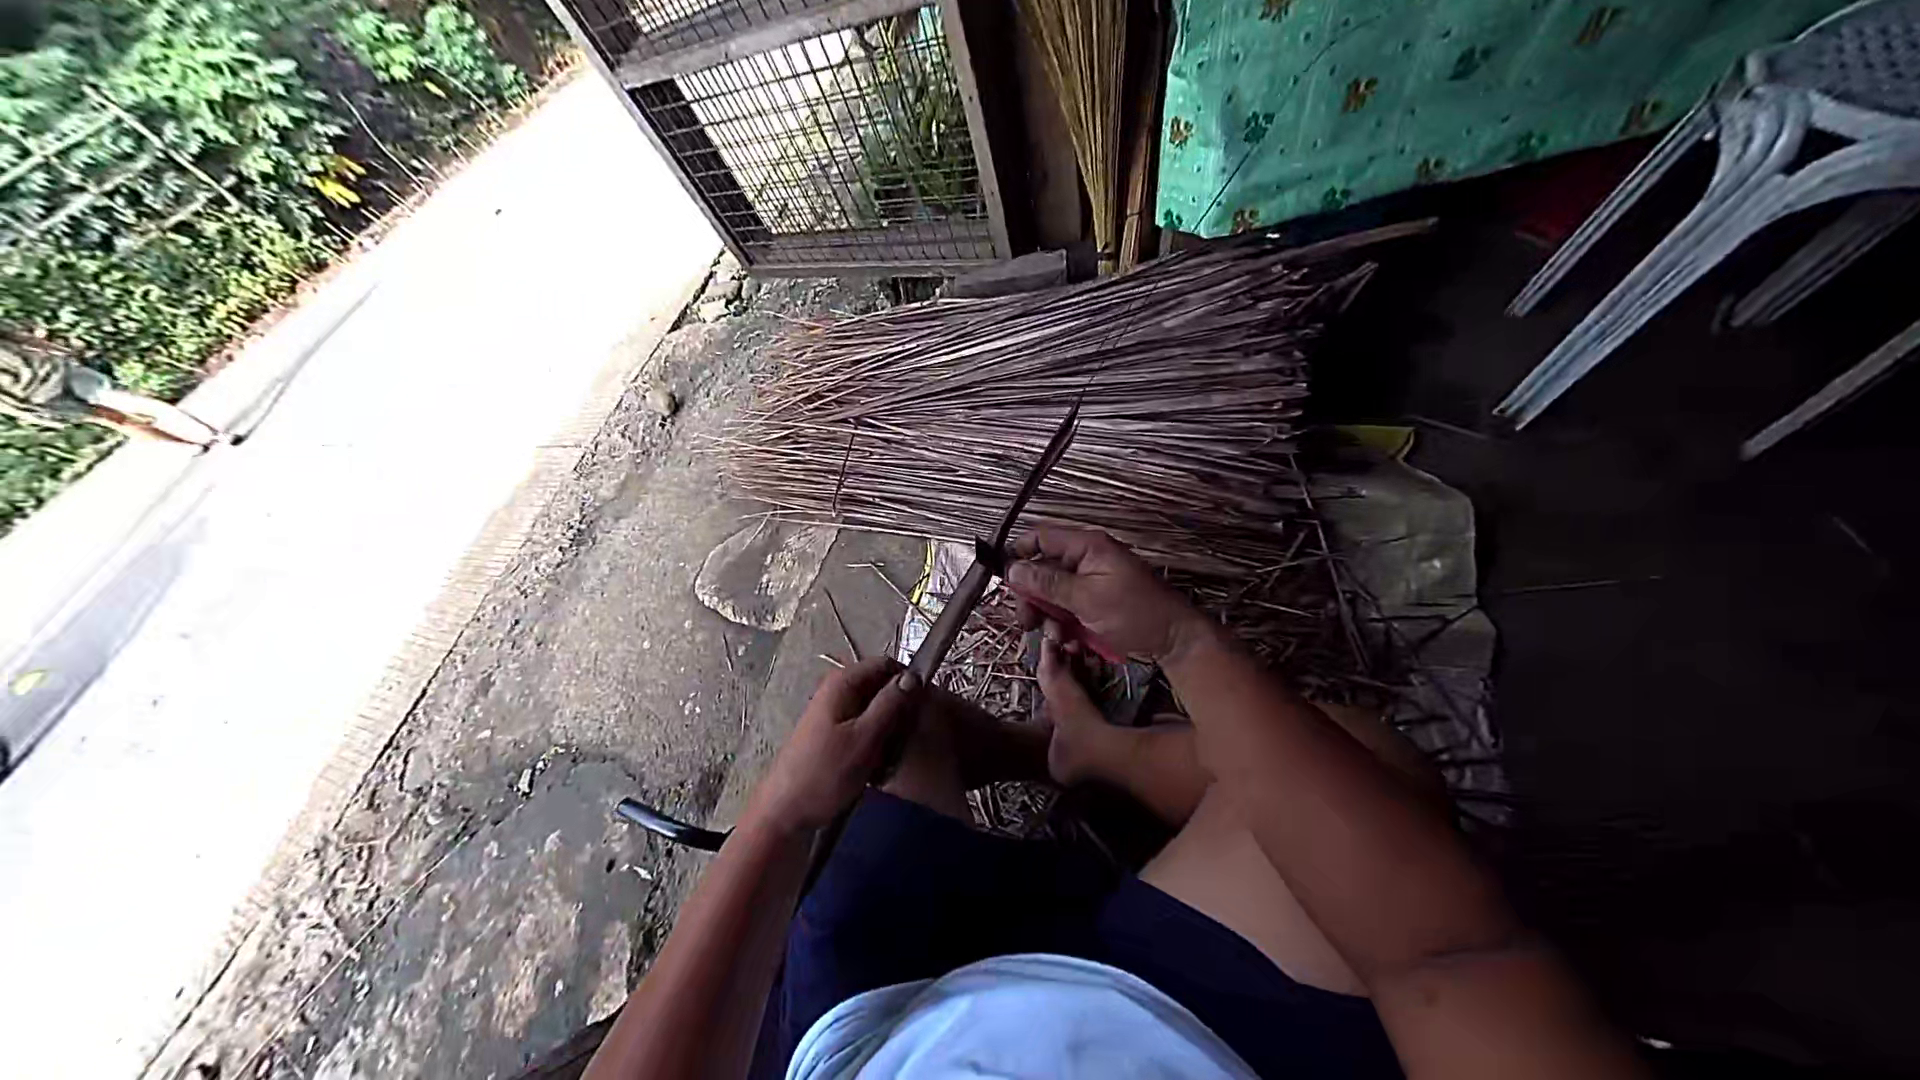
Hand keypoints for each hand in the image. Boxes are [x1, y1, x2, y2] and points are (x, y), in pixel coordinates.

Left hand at [743, 657, 921, 834]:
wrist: (786, 813)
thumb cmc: (825, 773)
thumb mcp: (865, 737)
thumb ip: (890, 704)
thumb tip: (913, 677)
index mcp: (842, 683)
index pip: (886, 664)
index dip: (906, 680)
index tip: (921, 705)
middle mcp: (837, 691)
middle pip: (881, 686)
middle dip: (900, 706)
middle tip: (910, 733)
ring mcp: (834, 713)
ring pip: (875, 709)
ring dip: (890, 727)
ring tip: (896, 752)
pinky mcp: (834, 735)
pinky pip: (865, 727)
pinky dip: (877, 739)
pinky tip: (881, 763)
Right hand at [1007, 527, 1209, 663]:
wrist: (1173, 641)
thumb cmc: (1136, 613)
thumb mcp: (1087, 598)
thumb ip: (1048, 583)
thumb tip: (1012, 570)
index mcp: (1086, 547)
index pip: (1041, 538)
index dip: (1019, 555)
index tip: (1006, 581)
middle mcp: (1084, 560)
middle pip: (1041, 570)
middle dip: (1031, 596)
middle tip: (1027, 621)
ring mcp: (1088, 583)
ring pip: (1050, 594)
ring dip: (1046, 615)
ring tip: (1053, 635)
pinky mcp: (1091, 604)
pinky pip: (1064, 610)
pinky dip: (1061, 625)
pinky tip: (1067, 640)